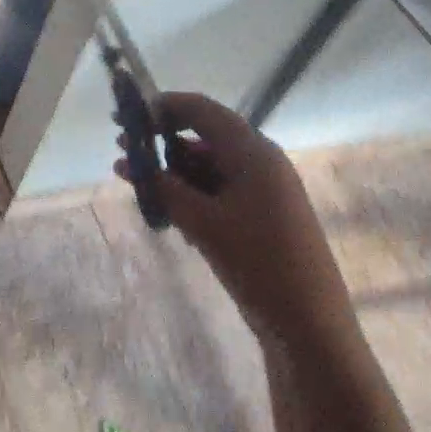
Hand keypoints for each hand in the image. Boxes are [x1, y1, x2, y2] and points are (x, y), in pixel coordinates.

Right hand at [115, 91, 351, 344]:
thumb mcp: (202, 222)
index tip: (126, 117)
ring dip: (173, 171)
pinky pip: (220, 190)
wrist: (309, 324)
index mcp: (254, 152)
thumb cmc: (257, 263)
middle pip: (204, 136)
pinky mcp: (263, 216)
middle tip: (122, 150)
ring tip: (136, 185)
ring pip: (209, 166)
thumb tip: (129, 163)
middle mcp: (261, 162)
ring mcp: (265, 190)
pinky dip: (191, 194)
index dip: (161, 107)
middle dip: (161, 142)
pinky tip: (166, 213)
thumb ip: (163, 187)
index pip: (201, 110)